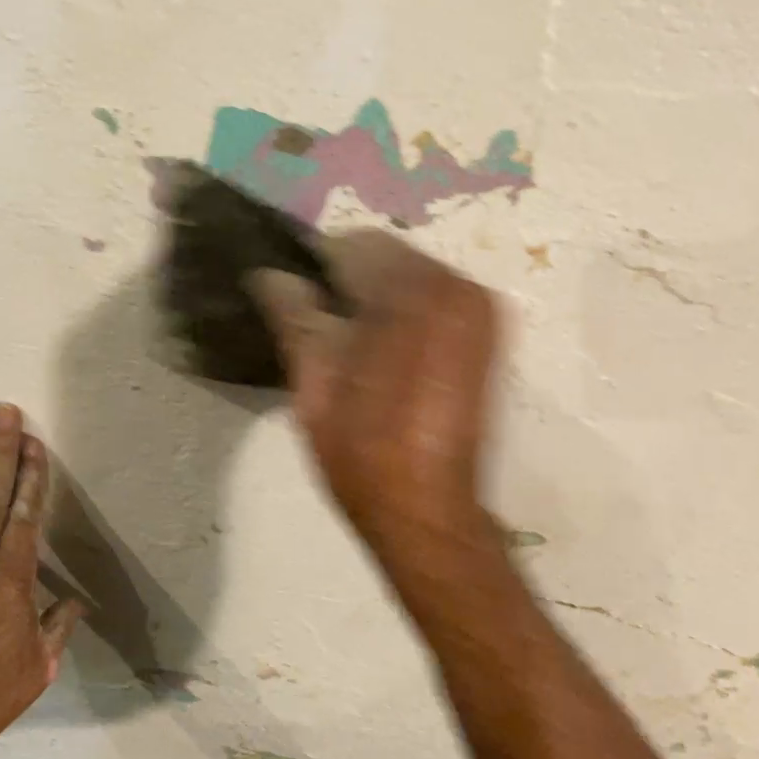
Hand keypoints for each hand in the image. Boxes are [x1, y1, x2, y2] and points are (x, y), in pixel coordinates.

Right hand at [248, 231, 502, 555]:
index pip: (352, 246)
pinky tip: (380, 363)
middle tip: (316, 335)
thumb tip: (271, 275)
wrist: (428, 513)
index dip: (311, 270)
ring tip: (347, 354)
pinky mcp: (487, 341)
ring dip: (374, 304)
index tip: (289, 304)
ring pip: (411, 282)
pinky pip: (433, 307)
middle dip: (347, 286)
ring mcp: (480, 313)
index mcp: (416, 290)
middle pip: (387, 259)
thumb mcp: (315, 382)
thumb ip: (295, 317)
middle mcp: (459, 287)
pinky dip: (402, 320)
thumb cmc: (364, 452)